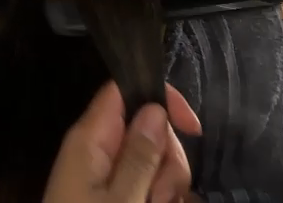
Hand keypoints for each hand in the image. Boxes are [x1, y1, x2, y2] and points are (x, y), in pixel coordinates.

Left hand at [43, 82, 200, 202]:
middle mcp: (99, 153)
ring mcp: (109, 182)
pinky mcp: (118, 202)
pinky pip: (150, 192)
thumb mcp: (119, 201)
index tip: (192, 127)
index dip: (160, 98)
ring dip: (166, 191)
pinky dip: (161, 202)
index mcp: (91, 139)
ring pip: (155, 168)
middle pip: (149, 132)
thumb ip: (139, 156)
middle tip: (159, 198)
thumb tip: (156, 107)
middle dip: (168, 163)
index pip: (123, 91)